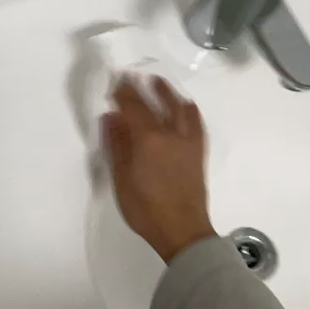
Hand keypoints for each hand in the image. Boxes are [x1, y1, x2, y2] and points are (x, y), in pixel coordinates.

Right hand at [102, 75, 214, 262]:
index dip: (122, 91)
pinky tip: (184, 106)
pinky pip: (195, 122)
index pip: (133, 106)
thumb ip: (116, 144)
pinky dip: (188, 109)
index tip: (114, 80)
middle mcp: (171, 134)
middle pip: (157, 102)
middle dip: (142, 87)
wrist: (182, 232)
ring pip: (180, 107)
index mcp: (149, 140)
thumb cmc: (145, 209)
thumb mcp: (121, 178)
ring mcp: (188, 142)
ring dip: (167, 92)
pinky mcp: (198, 152)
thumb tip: (111, 116)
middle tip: (132, 76)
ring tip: (157, 82)